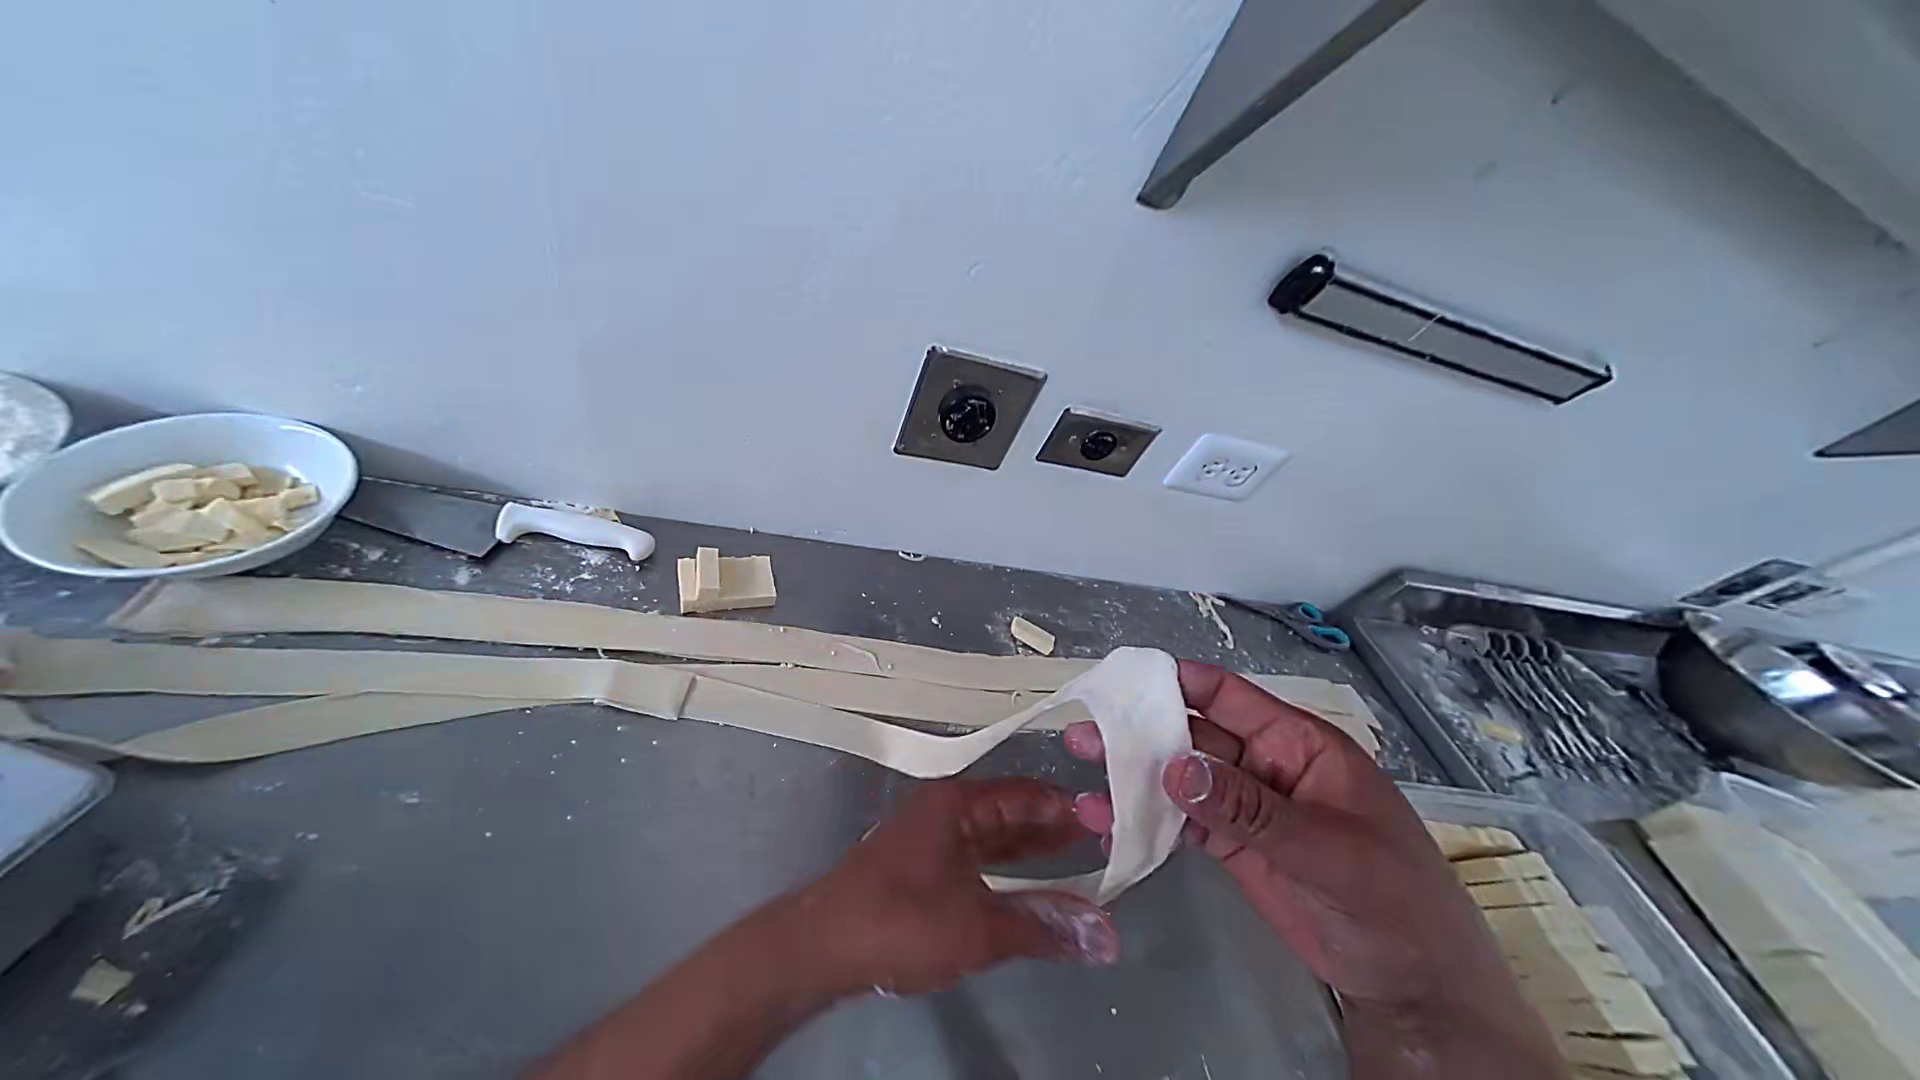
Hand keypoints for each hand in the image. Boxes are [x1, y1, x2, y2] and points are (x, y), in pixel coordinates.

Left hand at [786, 778, 1120, 998]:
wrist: (823, 946)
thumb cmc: (900, 920)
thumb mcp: (979, 928)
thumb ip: (1044, 928)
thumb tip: (1104, 936)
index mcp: (958, 803)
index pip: (1027, 795)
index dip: (1068, 809)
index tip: (1108, 823)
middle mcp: (945, 809)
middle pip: (1011, 811)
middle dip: (1053, 829)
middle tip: (1101, 843)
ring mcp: (931, 836)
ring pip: (994, 836)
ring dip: (1031, 850)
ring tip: (1077, 861)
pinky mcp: (922, 864)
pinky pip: (976, 856)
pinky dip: (1006, 868)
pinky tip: (1028, 886)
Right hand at [1066, 662, 1547, 1022]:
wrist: (1412, 987)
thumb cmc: (1392, 901)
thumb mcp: (1327, 850)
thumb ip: (1249, 809)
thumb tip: (1175, 769)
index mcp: (1296, 744)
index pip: (1229, 696)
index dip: (1178, 683)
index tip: (1124, 683)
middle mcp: (1262, 763)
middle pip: (1193, 734)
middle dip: (1141, 731)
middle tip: (1086, 731)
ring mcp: (1243, 805)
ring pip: (1180, 777)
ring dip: (1135, 775)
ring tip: (1084, 774)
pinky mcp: (1230, 843)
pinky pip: (1182, 821)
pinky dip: (1147, 819)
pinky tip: (1108, 821)